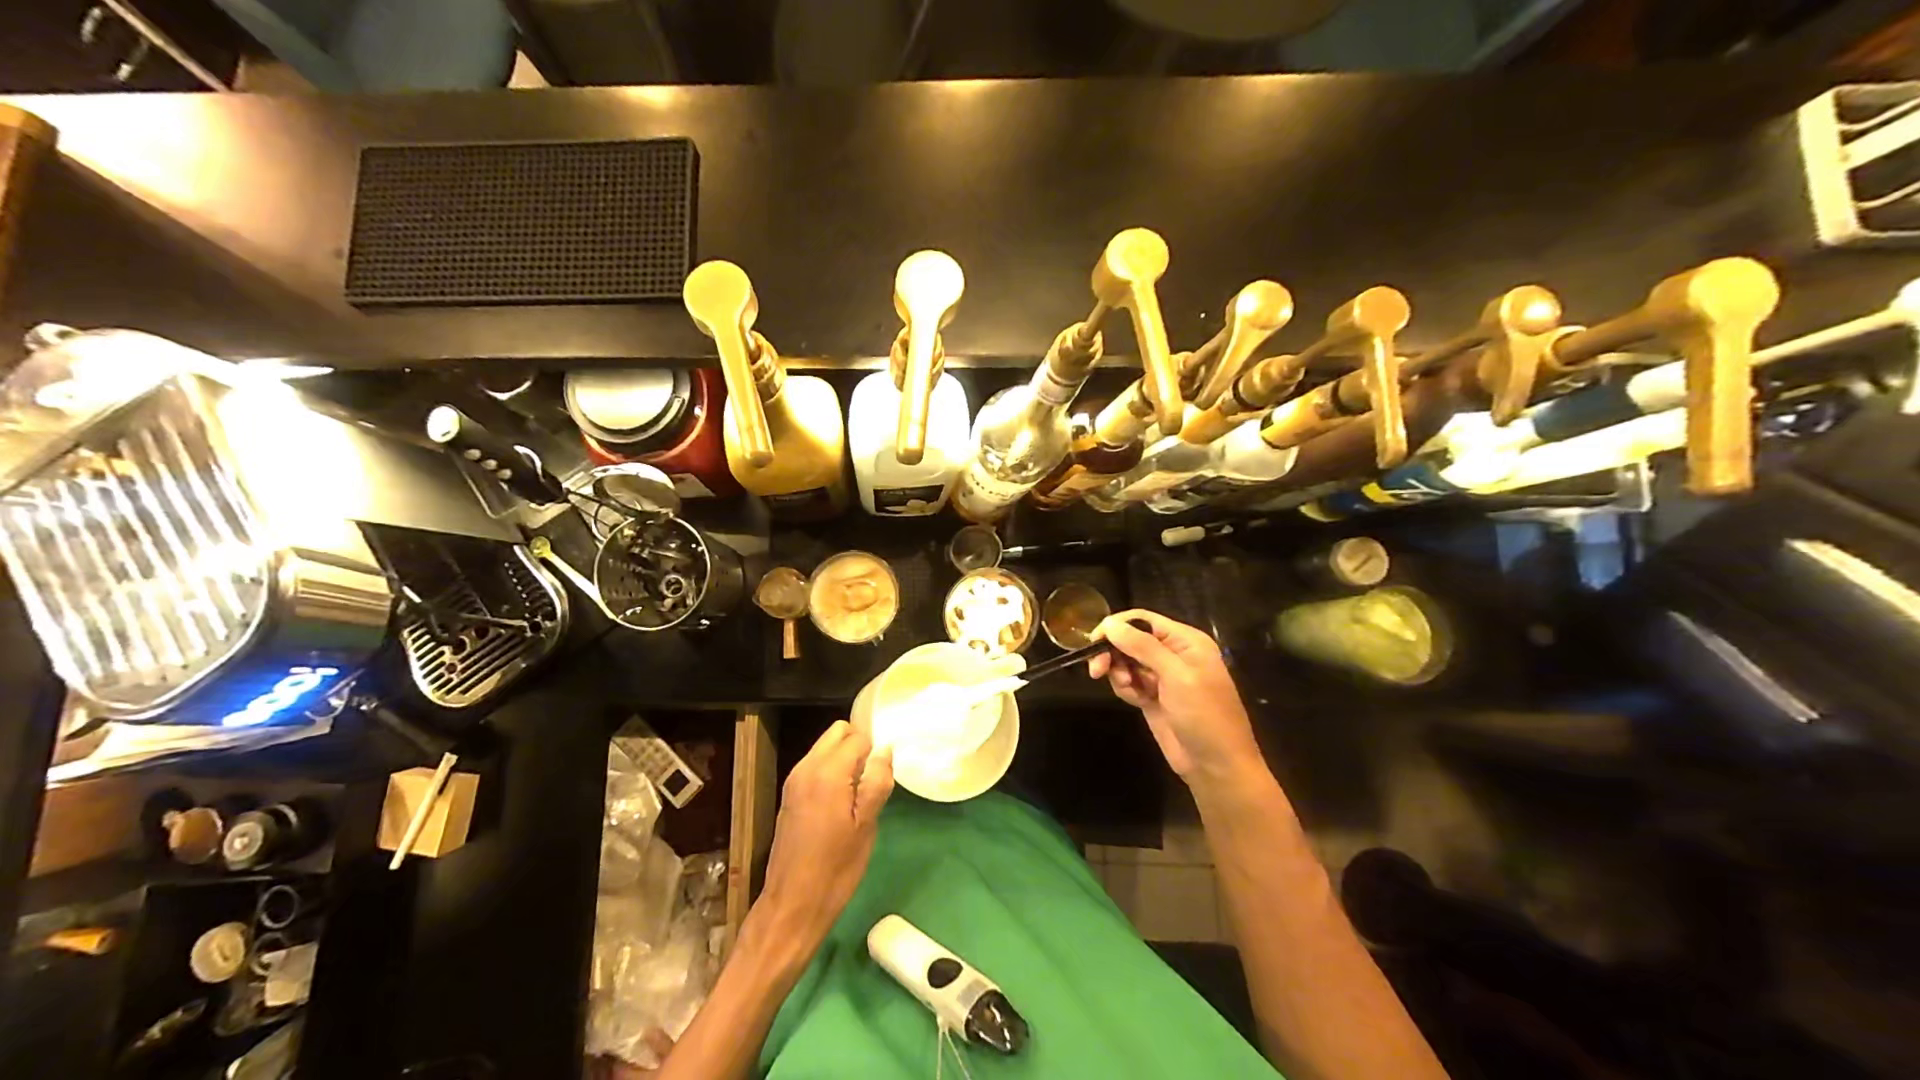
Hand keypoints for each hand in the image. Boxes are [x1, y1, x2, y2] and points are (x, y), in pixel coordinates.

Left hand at [758, 721, 893, 942]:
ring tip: (861, 791)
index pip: (858, 737)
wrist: (793, 903)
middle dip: (858, 744)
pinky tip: (843, 800)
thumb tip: (885, 750)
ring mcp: (794, 779)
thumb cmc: (836, 867)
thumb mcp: (867, 826)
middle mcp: (806, 767)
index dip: (876, 751)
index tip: (885, 774)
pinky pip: (815, 764)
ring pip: (824, 746)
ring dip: (844, 757)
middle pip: (837, 732)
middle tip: (874, 777)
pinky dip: (831, 770)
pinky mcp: (790, 794)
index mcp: (827, 771)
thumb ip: (877, 782)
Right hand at [1089, 609, 1262, 787]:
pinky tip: (1135, 701)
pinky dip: (1125, 689)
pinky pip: (1129, 682)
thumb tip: (1110, 623)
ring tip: (1128, 690)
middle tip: (1097, 670)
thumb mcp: (1176, 676)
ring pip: (1126, 661)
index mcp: (1186, 641)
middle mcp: (1173, 654)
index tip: (1094, 641)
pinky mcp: (1152, 697)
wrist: (1216, 766)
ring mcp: (1162, 677)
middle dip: (1113, 652)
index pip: (1143, 620)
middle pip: (1130, 639)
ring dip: (1119, 673)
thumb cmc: (1204, 715)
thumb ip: (1143, 646)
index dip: (1117, 626)